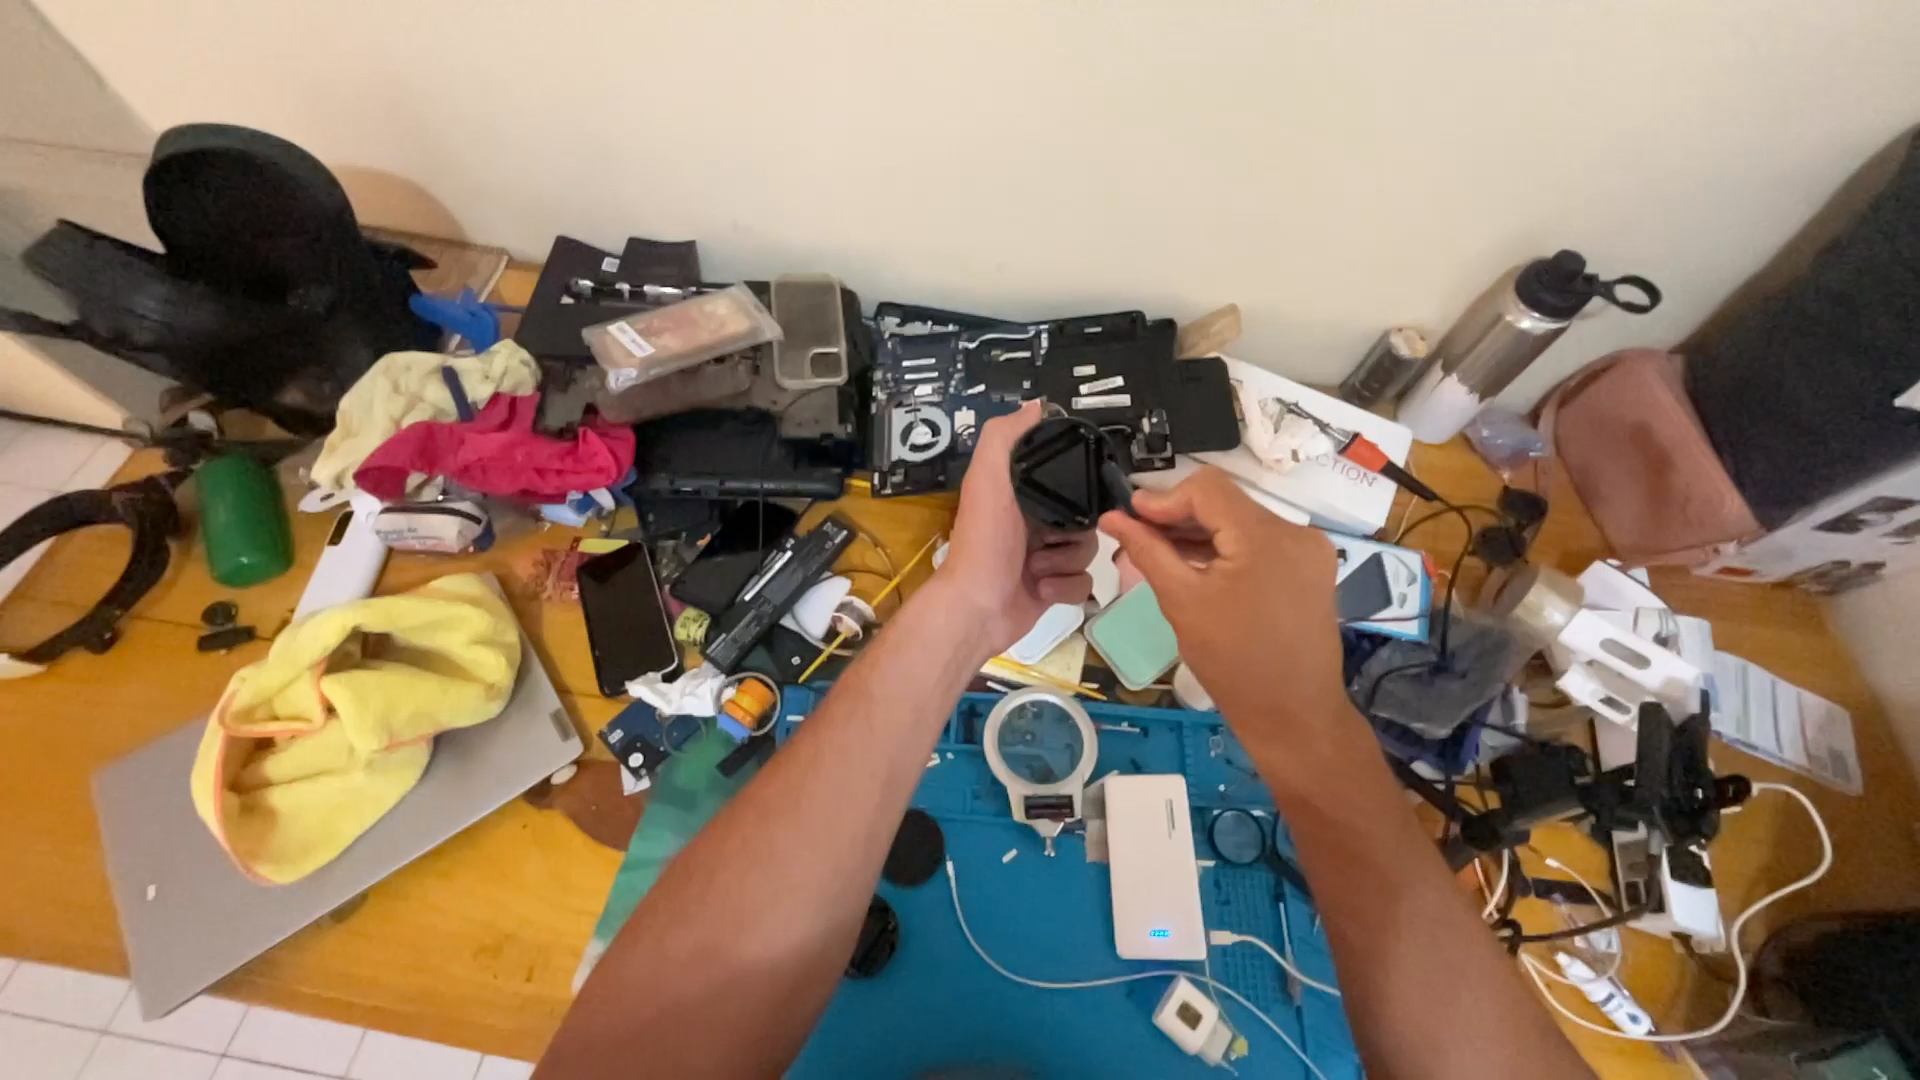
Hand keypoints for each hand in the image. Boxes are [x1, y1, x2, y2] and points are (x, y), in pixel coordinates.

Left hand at [930, 402, 1096, 660]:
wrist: (978, 607)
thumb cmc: (983, 540)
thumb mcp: (988, 478)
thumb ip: (1005, 438)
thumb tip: (1036, 405)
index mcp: (1018, 494)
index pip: (1065, 478)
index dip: (1075, 484)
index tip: (1076, 492)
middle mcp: (1033, 522)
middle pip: (1084, 516)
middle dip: (1073, 529)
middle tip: (1049, 536)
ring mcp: (1045, 557)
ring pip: (1087, 549)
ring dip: (1066, 560)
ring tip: (1038, 566)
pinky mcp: (1053, 588)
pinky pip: (1083, 582)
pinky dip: (1066, 586)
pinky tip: (1042, 588)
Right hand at [1099, 467, 1353, 753]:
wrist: (1293, 715)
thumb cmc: (1232, 663)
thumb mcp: (1181, 601)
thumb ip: (1146, 550)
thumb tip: (1112, 517)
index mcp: (1266, 537)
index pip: (1207, 489)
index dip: (1162, 498)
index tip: (1129, 517)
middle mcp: (1296, 533)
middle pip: (1225, 502)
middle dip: (1178, 515)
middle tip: (1137, 535)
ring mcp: (1308, 550)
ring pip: (1241, 520)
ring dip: (1200, 531)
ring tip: (1159, 551)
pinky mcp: (1309, 567)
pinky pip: (1259, 541)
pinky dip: (1225, 547)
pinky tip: (1195, 563)